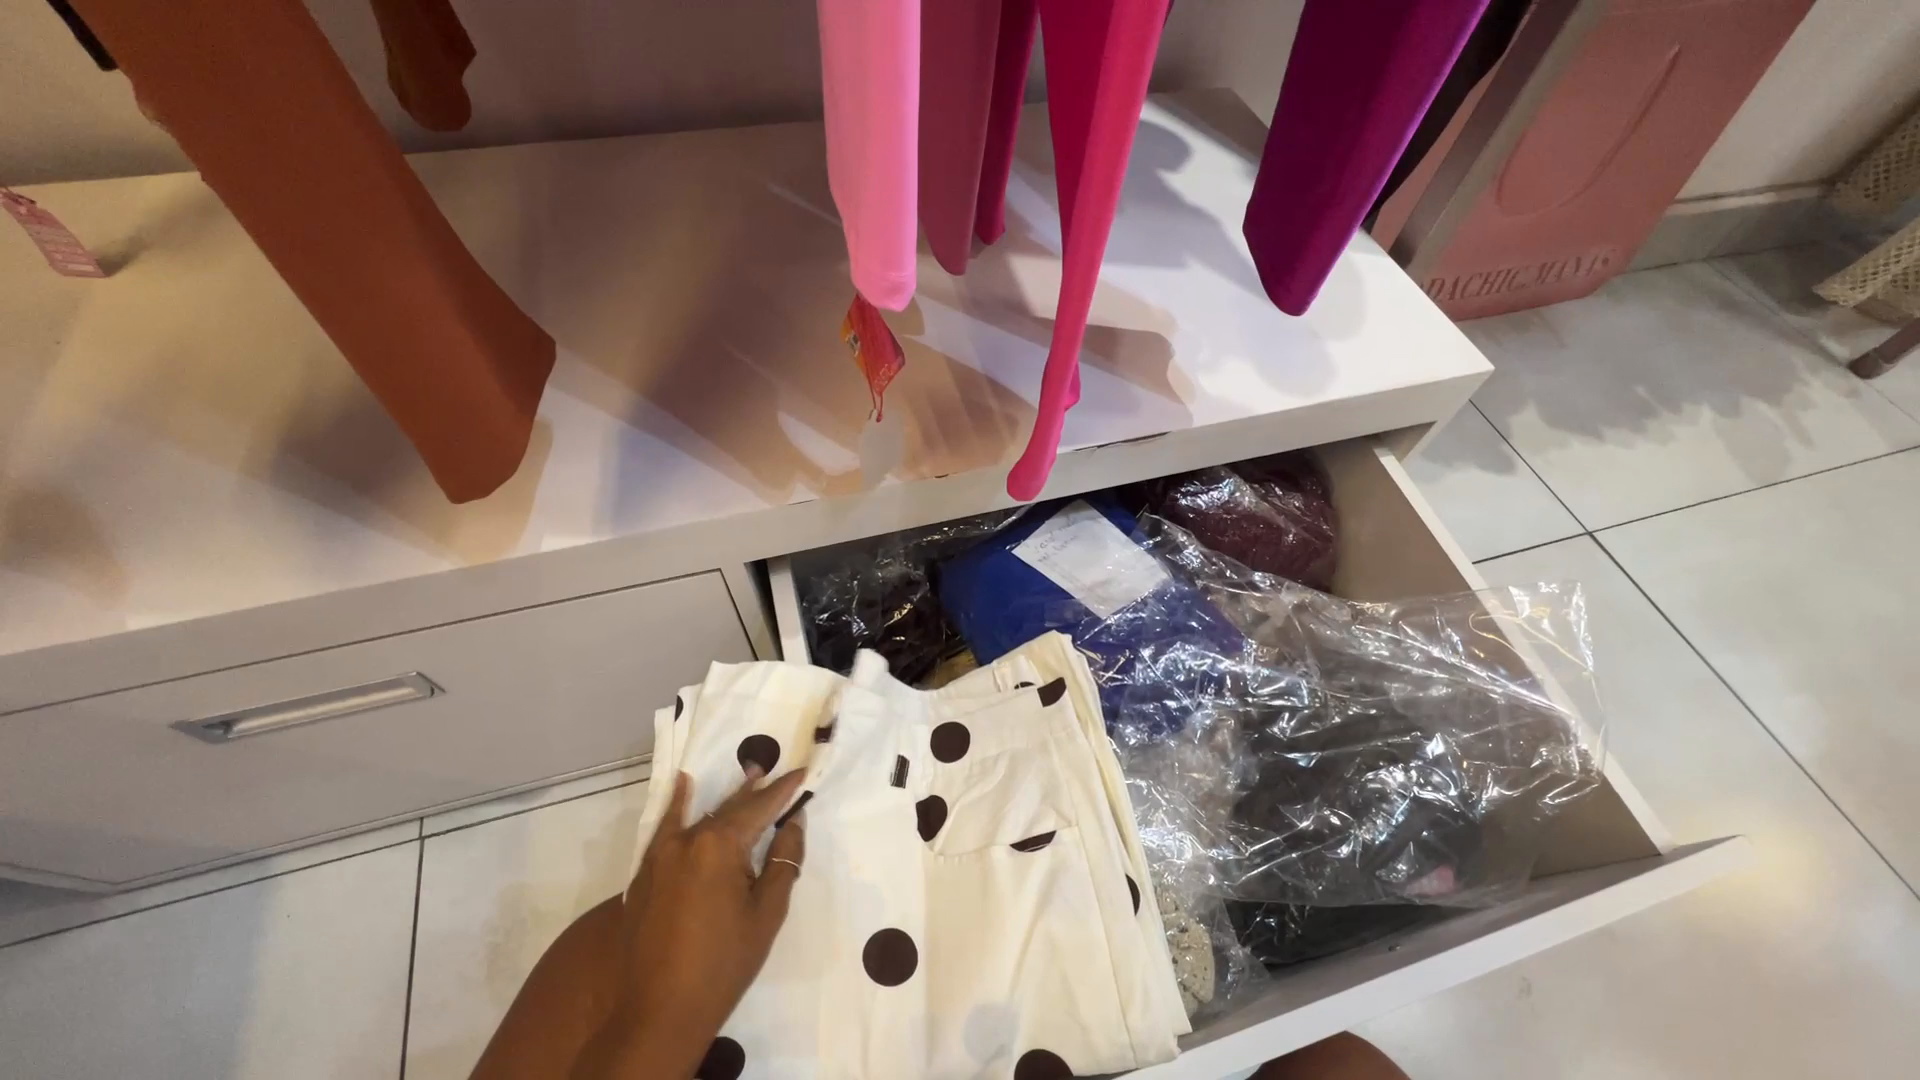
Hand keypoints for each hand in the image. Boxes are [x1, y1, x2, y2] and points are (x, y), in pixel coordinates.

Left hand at [573, 766, 807, 1078]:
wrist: (659, 1012)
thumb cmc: (724, 963)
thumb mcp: (767, 913)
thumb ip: (783, 862)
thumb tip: (793, 824)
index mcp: (720, 846)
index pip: (760, 808)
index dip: (783, 791)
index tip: (802, 772)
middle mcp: (688, 840)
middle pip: (729, 809)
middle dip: (756, 793)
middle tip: (775, 772)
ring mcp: (661, 855)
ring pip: (700, 817)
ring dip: (725, 800)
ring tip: (747, 776)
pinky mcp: (644, 874)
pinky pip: (666, 830)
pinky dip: (677, 807)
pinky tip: (683, 787)